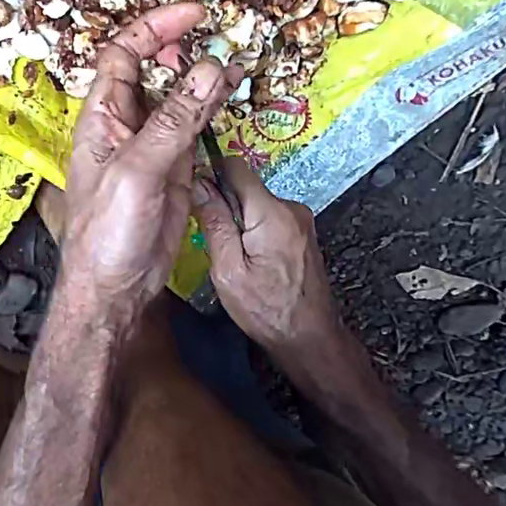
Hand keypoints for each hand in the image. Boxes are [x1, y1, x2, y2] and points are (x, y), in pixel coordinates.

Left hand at [59, 3, 240, 328]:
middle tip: (222, 37)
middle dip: (184, 49)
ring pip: (181, 98)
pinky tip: (233, 92)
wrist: (117, 287)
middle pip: (154, 70)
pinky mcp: (175, 167)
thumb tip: (209, 69)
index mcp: (102, 117)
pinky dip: (215, 108)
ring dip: (206, 77)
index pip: (124, 55)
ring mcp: (153, 145)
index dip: (154, 29)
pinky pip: (196, 128)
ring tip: (239, 59)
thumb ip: (173, 121)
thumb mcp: (137, 171)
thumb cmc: (108, 233)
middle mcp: (127, 124)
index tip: (193, 15)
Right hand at [192, 155, 340, 353]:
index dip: (211, 172)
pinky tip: (251, 259)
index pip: (236, 167)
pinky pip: (269, 217)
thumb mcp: (228, 271)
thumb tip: (199, 184)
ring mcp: (301, 219)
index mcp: (271, 213)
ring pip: (256, 203)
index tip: (195, 192)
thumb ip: (215, 224)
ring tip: (231, 254)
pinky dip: (254, 230)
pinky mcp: (303, 231)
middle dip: (224, 204)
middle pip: (246, 187)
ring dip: (239, 220)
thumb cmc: (265, 310)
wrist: (311, 338)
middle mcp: (291, 207)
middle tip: (211, 238)